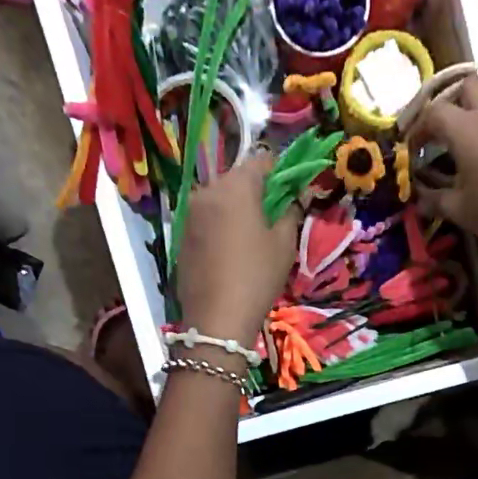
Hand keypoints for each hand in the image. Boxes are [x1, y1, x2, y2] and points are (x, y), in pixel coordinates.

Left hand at [173, 154, 299, 339]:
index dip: (280, 171)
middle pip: (237, 178)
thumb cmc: (257, 276)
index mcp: (236, 187)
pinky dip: (222, 224)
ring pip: (220, 197)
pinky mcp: (182, 233)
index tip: (291, 190)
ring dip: (237, 208)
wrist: (217, 318)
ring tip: (253, 235)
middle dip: (256, 190)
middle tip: (274, 215)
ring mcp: (190, 212)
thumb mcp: (284, 245)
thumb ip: (291, 212)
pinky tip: (233, 250)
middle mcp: (208, 190)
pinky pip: (207, 217)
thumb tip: (296, 196)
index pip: (261, 160)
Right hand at [407, 79, 477, 267]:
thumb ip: (436, 200)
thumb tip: (420, 200)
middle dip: (451, 103)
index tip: (414, 148)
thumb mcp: (461, 211)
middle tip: (445, 133)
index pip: (433, 112)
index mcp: (466, 127)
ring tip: (477, 145)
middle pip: (467, 87)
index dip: (419, 127)